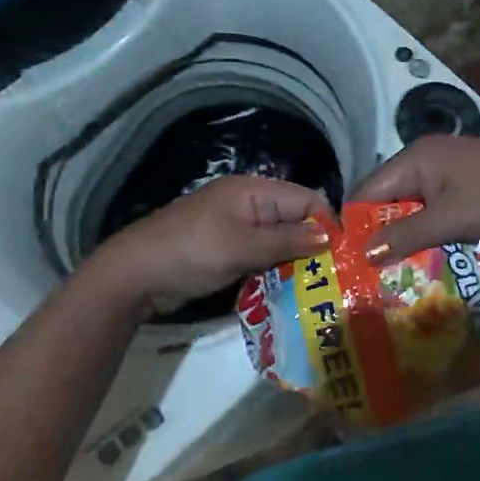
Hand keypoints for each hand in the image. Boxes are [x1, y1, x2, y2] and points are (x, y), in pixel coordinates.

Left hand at [83, 176, 333, 315]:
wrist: (135, 275)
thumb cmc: (191, 253)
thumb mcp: (243, 247)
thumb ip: (287, 242)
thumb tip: (330, 236)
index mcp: (252, 190)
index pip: (305, 199)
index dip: (326, 223)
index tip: (344, 256)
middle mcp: (248, 204)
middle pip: (293, 219)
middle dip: (312, 245)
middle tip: (333, 277)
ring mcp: (236, 228)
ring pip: (279, 240)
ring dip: (293, 261)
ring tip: (316, 288)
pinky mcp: (227, 249)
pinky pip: (261, 254)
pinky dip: (273, 269)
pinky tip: (287, 290)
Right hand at [349, 136, 479, 262]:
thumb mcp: (447, 221)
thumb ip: (405, 236)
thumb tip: (364, 254)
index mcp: (413, 159)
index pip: (366, 191)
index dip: (356, 222)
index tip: (350, 254)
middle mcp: (421, 156)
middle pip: (385, 195)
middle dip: (380, 228)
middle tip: (373, 263)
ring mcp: (442, 164)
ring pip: (408, 200)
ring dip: (404, 228)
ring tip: (397, 260)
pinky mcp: (459, 176)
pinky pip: (428, 200)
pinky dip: (424, 221)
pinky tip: (428, 244)